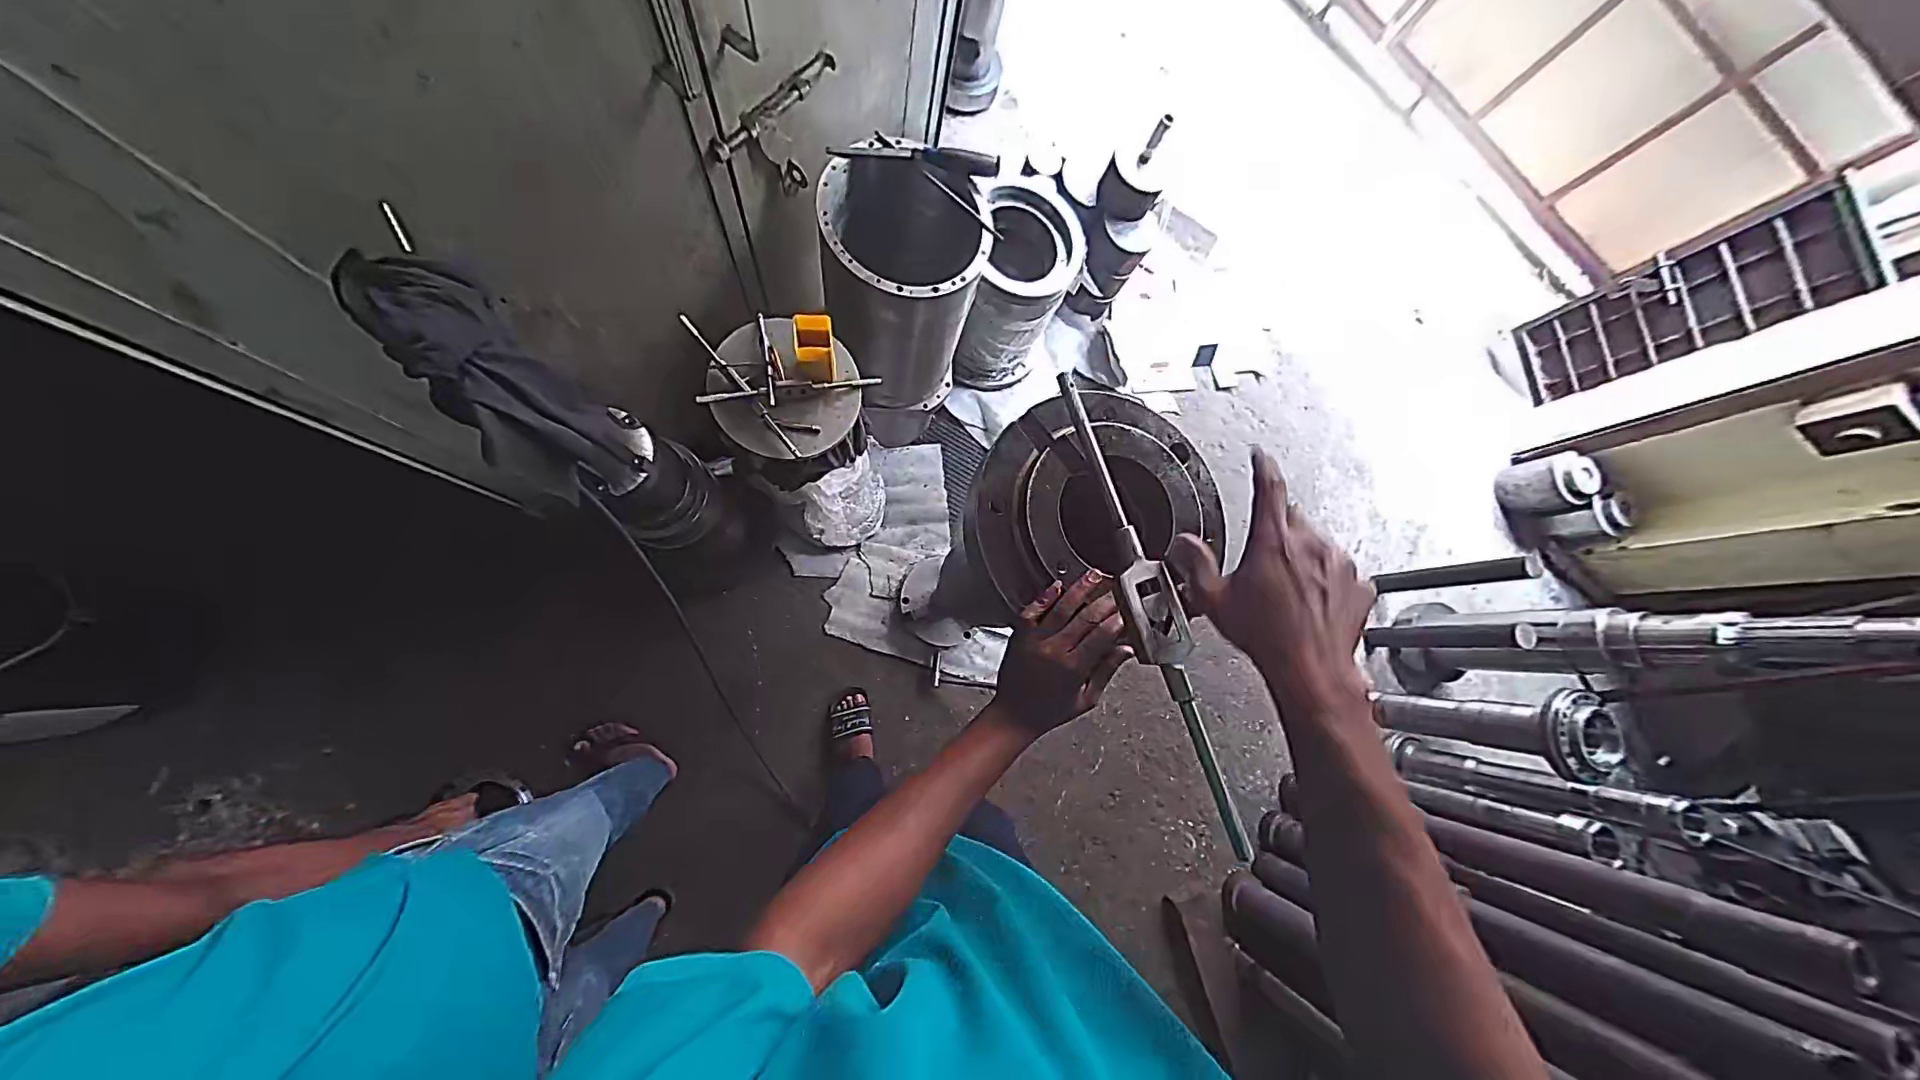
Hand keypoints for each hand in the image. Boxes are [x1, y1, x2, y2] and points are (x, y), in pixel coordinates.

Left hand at [990, 570, 1135, 733]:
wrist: (1014, 715)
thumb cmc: (1048, 711)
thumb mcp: (1086, 698)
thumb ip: (1106, 671)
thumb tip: (1125, 651)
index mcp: (1072, 668)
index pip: (1101, 636)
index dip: (1117, 621)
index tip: (1127, 612)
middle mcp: (1054, 650)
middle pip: (1085, 618)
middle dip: (1105, 601)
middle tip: (1117, 590)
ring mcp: (1035, 640)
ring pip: (1061, 608)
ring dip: (1080, 589)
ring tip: (1093, 576)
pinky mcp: (1021, 635)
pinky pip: (1033, 610)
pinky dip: (1046, 596)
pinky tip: (1058, 586)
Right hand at [1167, 447, 1373, 710]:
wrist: (1310, 670)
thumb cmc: (1266, 638)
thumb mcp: (1215, 600)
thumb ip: (1196, 564)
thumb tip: (1184, 543)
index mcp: (1273, 543)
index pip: (1269, 489)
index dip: (1263, 467)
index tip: (1261, 456)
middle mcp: (1310, 546)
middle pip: (1291, 519)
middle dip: (1276, 533)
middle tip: (1262, 564)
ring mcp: (1338, 563)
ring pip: (1315, 542)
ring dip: (1300, 556)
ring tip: (1284, 590)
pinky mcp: (1357, 583)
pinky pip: (1336, 568)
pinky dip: (1323, 577)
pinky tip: (1307, 601)